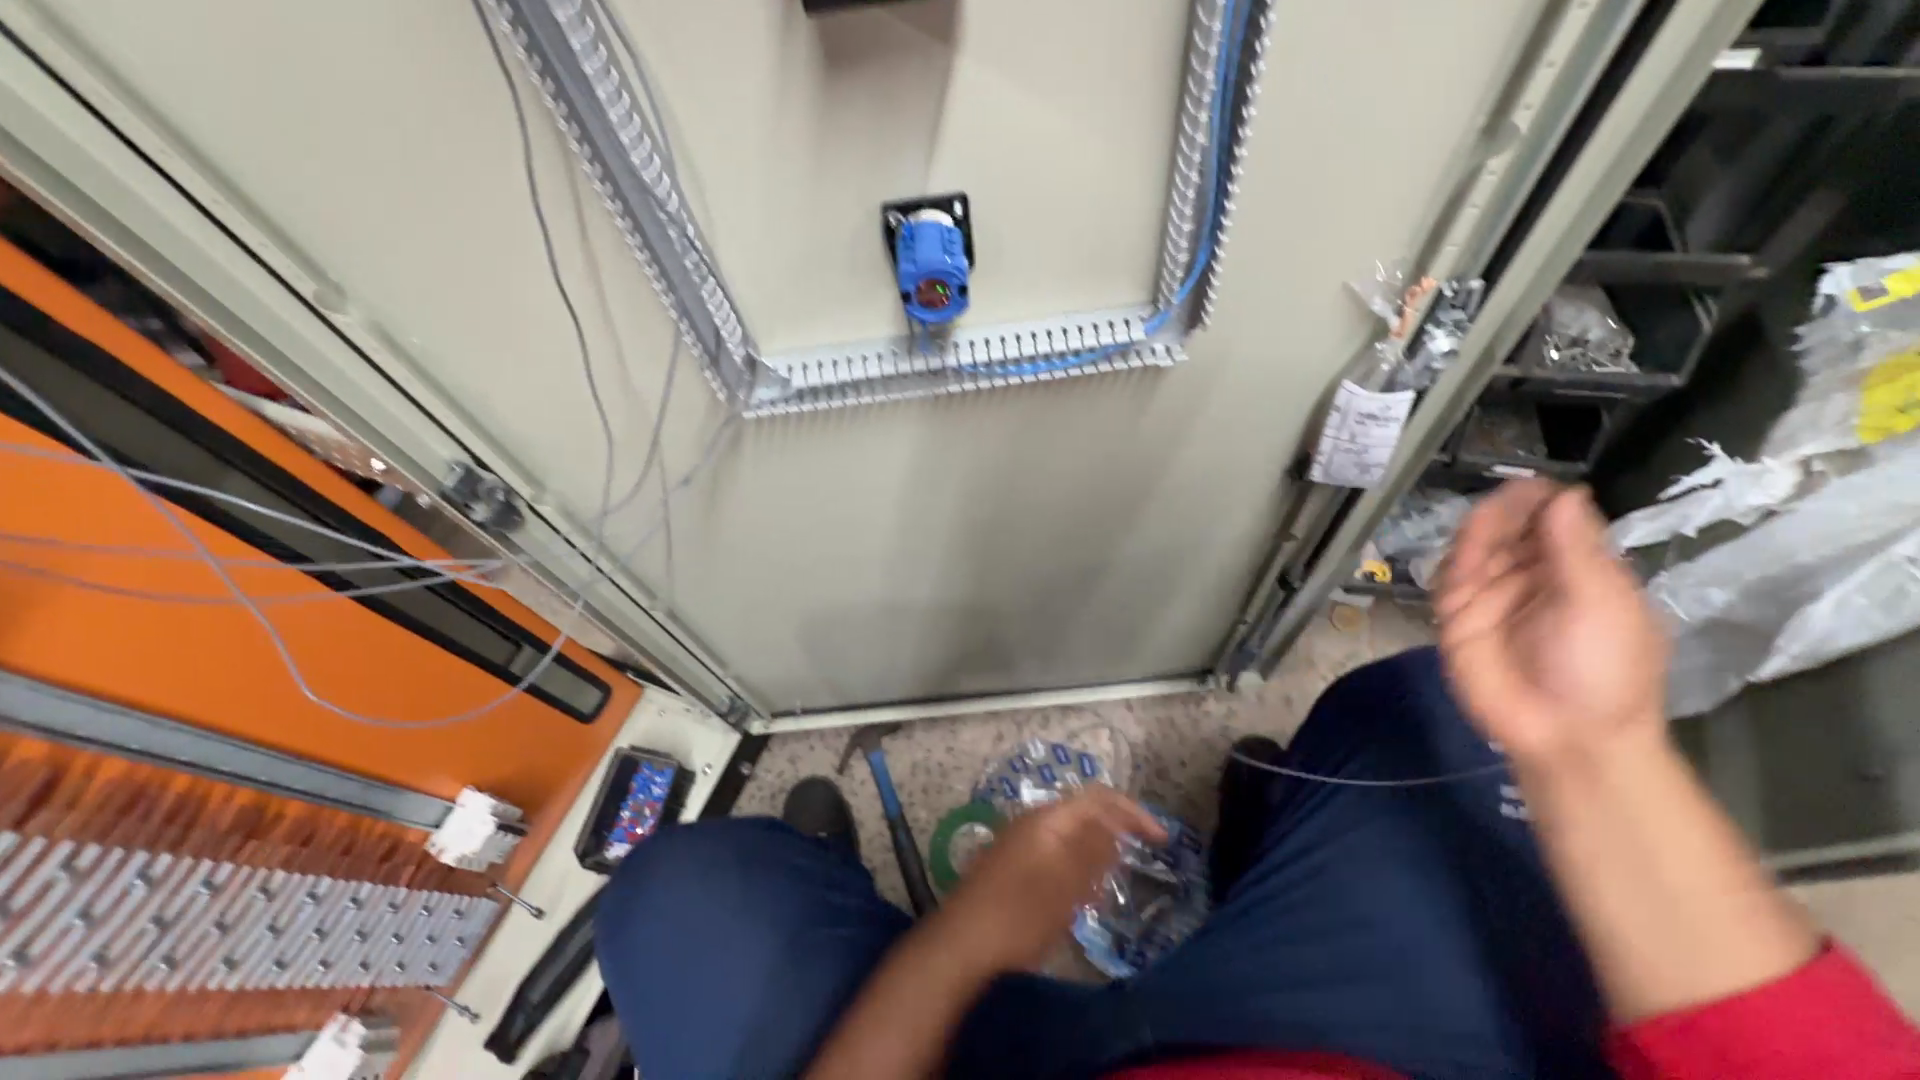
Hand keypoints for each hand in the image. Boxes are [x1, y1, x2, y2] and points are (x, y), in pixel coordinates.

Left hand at [929, 787, 1165, 976]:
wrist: (959, 946)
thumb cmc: (1019, 914)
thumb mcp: (1068, 884)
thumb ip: (1095, 850)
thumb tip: (1115, 826)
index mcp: (1047, 820)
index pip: (1098, 797)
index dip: (1133, 812)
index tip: (1161, 839)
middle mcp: (1030, 823)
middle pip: (1083, 816)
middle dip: (1113, 836)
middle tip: (1135, 866)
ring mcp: (1016, 845)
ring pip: (1067, 840)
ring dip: (1092, 858)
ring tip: (1104, 891)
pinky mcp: (1008, 869)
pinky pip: (1051, 859)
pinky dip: (1072, 873)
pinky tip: (1075, 903)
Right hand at [1436, 480, 1668, 769]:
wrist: (1565, 736)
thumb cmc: (1603, 670)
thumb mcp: (1603, 603)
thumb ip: (1577, 549)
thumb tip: (1566, 494)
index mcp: (1579, 572)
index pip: (1556, 523)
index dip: (1545, 503)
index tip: (1537, 488)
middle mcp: (1532, 579)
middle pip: (1513, 529)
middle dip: (1510, 511)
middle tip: (1508, 498)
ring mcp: (1492, 597)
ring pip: (1478, 547)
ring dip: (1482, 528)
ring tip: (1487, 517)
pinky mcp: (1459, 617)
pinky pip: (1451, 577)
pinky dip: (1456, 556)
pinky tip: (1467, 544)